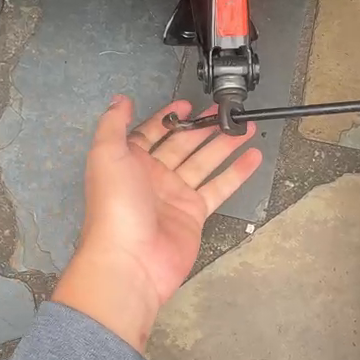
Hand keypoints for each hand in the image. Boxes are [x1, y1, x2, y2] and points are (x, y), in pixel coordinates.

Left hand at [51, 96, 262, 350]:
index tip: (188, 104)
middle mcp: (153, 175)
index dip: (169, 117)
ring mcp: (176, 195)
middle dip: (204, 127)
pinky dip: (237, 172)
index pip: (151, 132)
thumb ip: (113, 124)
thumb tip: (120, 98)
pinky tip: (253, 156)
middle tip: (228, 110)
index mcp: (130, 160)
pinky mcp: (195, 213)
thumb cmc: (115, 204)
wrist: (130, 260)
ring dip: (225, 144)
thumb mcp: (106, 155)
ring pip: (204, 162)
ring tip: (246, 126)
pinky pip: (219, 187)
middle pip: (183, 144)